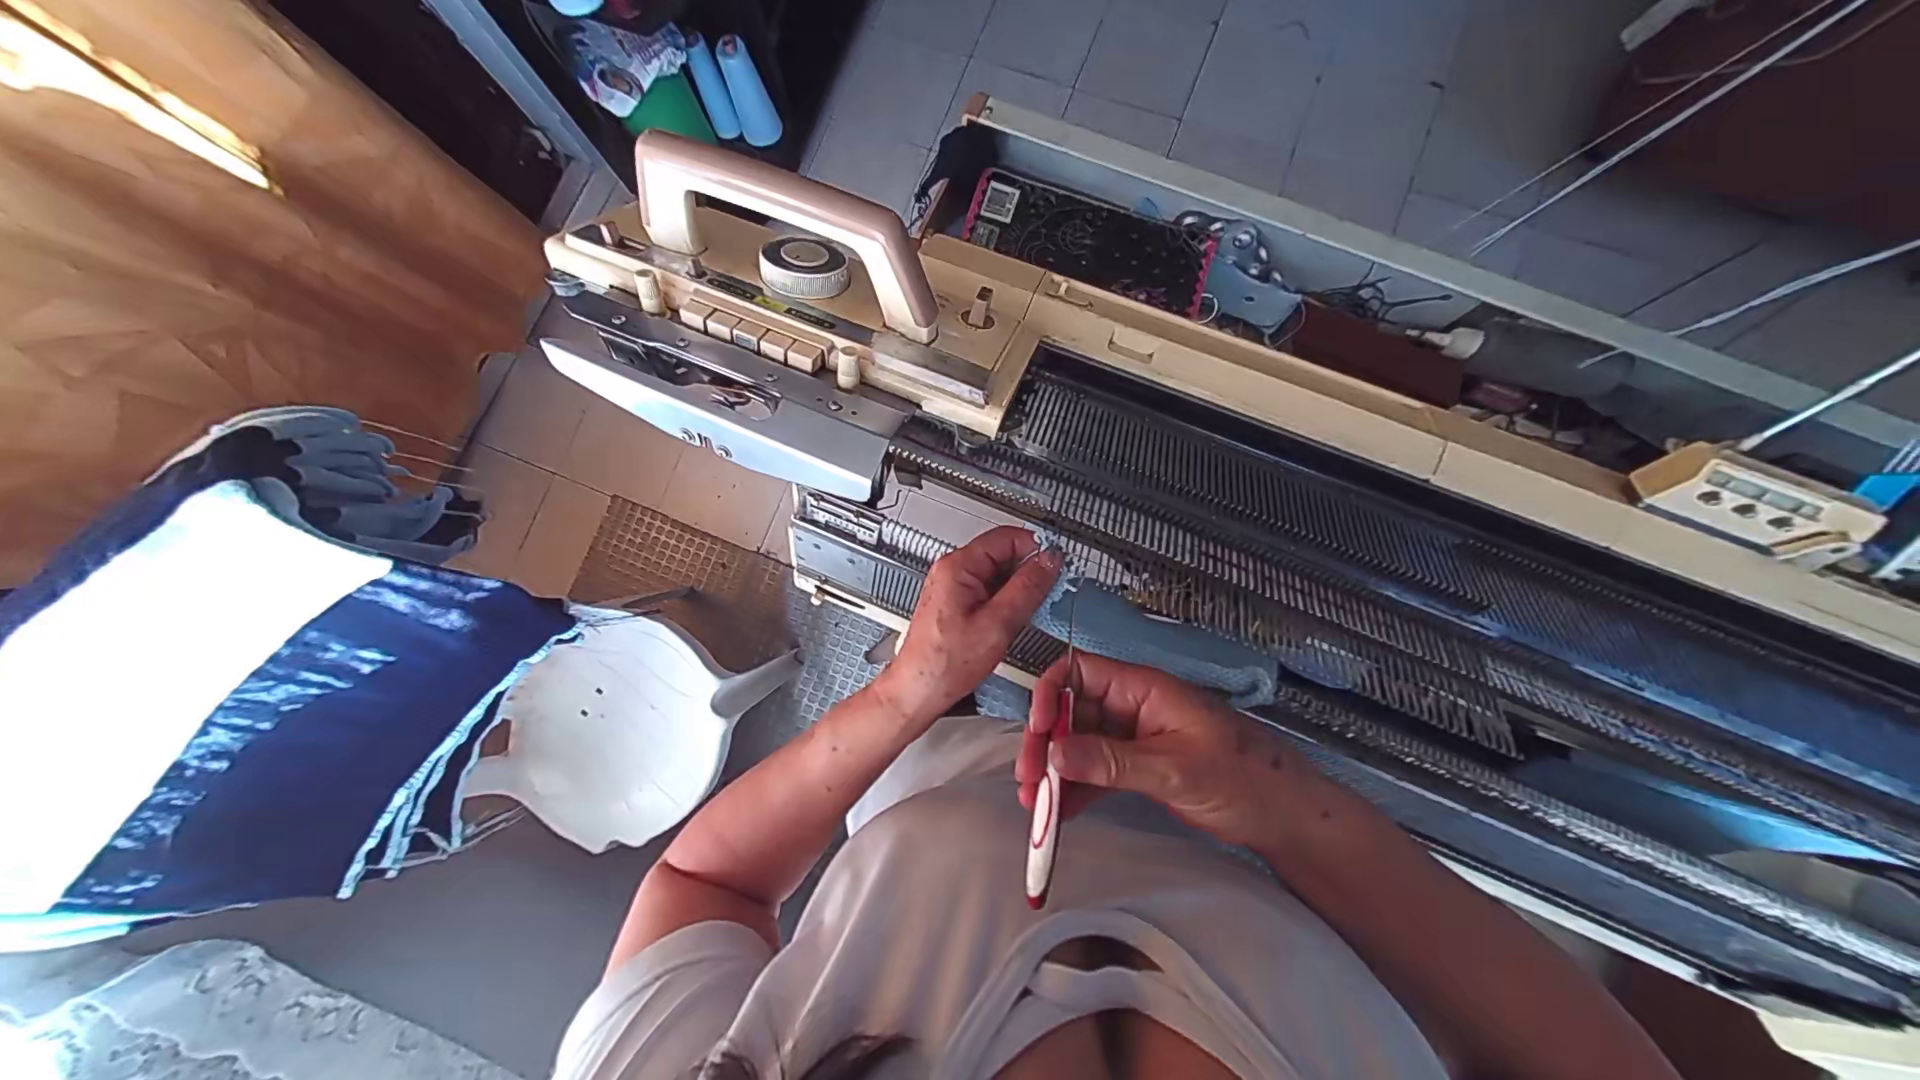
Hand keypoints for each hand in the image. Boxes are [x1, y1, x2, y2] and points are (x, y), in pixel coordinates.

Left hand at [872, 526, 1062, 729]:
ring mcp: (953, 586)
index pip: (1007, 536)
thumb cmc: (944, 663)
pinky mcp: (956, 602)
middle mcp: (951, 570)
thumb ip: (1028, 588)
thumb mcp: (998, 624)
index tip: (1056, 564)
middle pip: (1003, 553)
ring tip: (1025, 613)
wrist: (919, 689)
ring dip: (1018, 588)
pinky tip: (1010, 622)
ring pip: (998, 573)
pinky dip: (1006, 601)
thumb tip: (1049, 561)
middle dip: (1028, 570)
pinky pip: (988, 589)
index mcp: (958, 566)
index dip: (1036, 548)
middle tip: (1046, 592)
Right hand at [1016, 653, 1331, 849]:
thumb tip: (1054, 752)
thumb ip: (1112, 761)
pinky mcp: (1137, 766)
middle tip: (1028, 779)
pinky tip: (1059, 812)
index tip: (1037, 733)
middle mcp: (1131, 706)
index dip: (1051, 696)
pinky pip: (1095, 771)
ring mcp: (1133, 737)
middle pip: (1071, 711)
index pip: (1080, 672)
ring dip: (1054, 770)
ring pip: (1079, 744)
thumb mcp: (1174, 770)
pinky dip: (1076, 789)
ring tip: (1034, 804)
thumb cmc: (1244, 777)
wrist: (1287, 817)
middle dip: (1045, 742)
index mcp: (1143, 688)